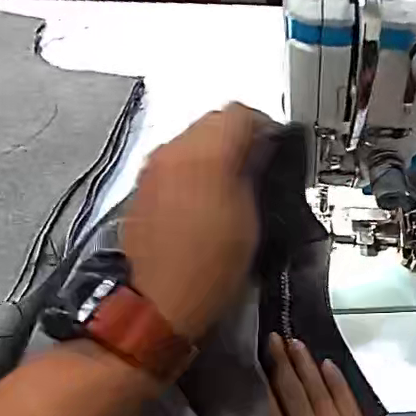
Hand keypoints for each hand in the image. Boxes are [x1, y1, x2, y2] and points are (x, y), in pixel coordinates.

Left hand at [124, 104, 268, 339]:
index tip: (274, 145)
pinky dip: (191, 169)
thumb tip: (259, 152)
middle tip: (256, 163)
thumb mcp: (250, 219)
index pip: (240, 113)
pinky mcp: (142, 187)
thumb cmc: (208, 270)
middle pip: (213, 120)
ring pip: (190, 139)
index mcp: (206, 154)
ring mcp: (153, 169)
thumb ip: (255, 173)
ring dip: (213, 151)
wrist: (161, 301)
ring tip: (231, 182)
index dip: (264, 127)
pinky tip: (204, 196)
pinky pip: (172, 162)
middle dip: (237, 136)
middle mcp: (173, 152)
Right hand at [266, 335, 410, 415]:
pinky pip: (344, 398)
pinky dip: (336, 379)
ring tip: (294, 341)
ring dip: (305, 363)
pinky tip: (326, 364)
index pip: (268, 409)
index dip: (260, 383)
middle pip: (291, 390)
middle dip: (280, 362)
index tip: (252, 361)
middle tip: (272, 337)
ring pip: (317, 387)